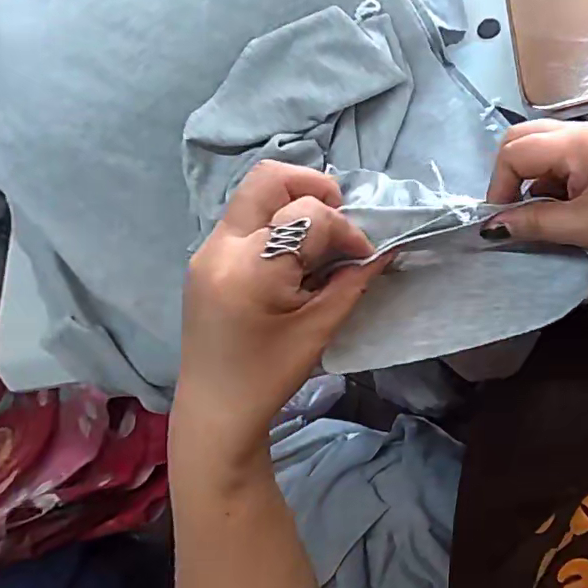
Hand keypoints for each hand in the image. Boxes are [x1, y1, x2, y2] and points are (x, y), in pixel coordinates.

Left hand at [174, 161, 391, 458]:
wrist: (214, 409)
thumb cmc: (268, 377)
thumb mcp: (318, 330)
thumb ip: (351, 282)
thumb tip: (382, 250)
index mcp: (250, 269)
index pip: (308, 215)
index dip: (345, 230)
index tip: (363, 257)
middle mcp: (221, 247)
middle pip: (269, 179)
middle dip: (314, 188)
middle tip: (339, 222)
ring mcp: (207, 250)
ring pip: (253, 194)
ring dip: (294, 204)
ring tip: (318, 241)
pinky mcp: (204, 259)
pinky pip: (244, 219)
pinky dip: (275, 223)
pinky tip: (292, 258)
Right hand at [484, 119, 587, 264]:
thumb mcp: (582, 227)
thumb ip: (532, 223)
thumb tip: (493, 226)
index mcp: (578, 142)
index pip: (515, 151)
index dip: (499, 186)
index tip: (501, 220)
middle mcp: (585, 131)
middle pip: (524, 139)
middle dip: (509, 175)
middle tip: (511, 211)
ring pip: (542, 148)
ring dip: (530, 179)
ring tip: (540, 213)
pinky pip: (562, 158)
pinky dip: (550, 181)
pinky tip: (561, 207)